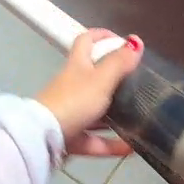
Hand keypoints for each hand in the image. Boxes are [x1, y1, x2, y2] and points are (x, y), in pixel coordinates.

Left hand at [33, 30, 140, 156]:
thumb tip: (135, 40)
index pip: (86, 41)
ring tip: (139, 117)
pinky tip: (132, 147)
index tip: (122, 41)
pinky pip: (94, 139)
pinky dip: (112, 143)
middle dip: (114, 79)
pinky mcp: (70, 137)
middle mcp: (71, 86)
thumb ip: (119, 62)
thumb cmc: (74, 101)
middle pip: (93, 77)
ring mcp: (69, 112)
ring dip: (116, 114)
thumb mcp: (100, 79)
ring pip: (96, 111)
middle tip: (138, 83)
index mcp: (76, 66)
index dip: (102, 36)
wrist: (44, 137)